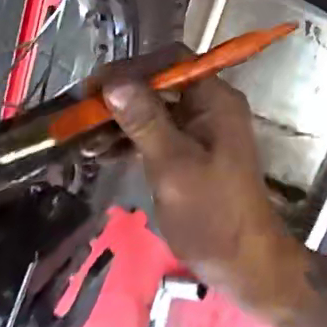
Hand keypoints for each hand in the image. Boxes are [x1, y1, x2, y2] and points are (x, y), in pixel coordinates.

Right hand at [102, 76, 305, 304]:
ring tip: (83, 137)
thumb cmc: (211, 213)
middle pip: (160, 83)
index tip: (95, 87)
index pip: (171, 61)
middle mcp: (210, 104)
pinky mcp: (193, 151)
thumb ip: (144, 121)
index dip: (132, 68)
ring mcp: (202, 127)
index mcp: (215, 98)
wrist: (244, 264)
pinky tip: (101, 153)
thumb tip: (115, 82)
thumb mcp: (172, 165)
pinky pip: (159, 132)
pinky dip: (132, 139)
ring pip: (156, 109)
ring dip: (121, 120)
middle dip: (121, 96)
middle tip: (82, 112)